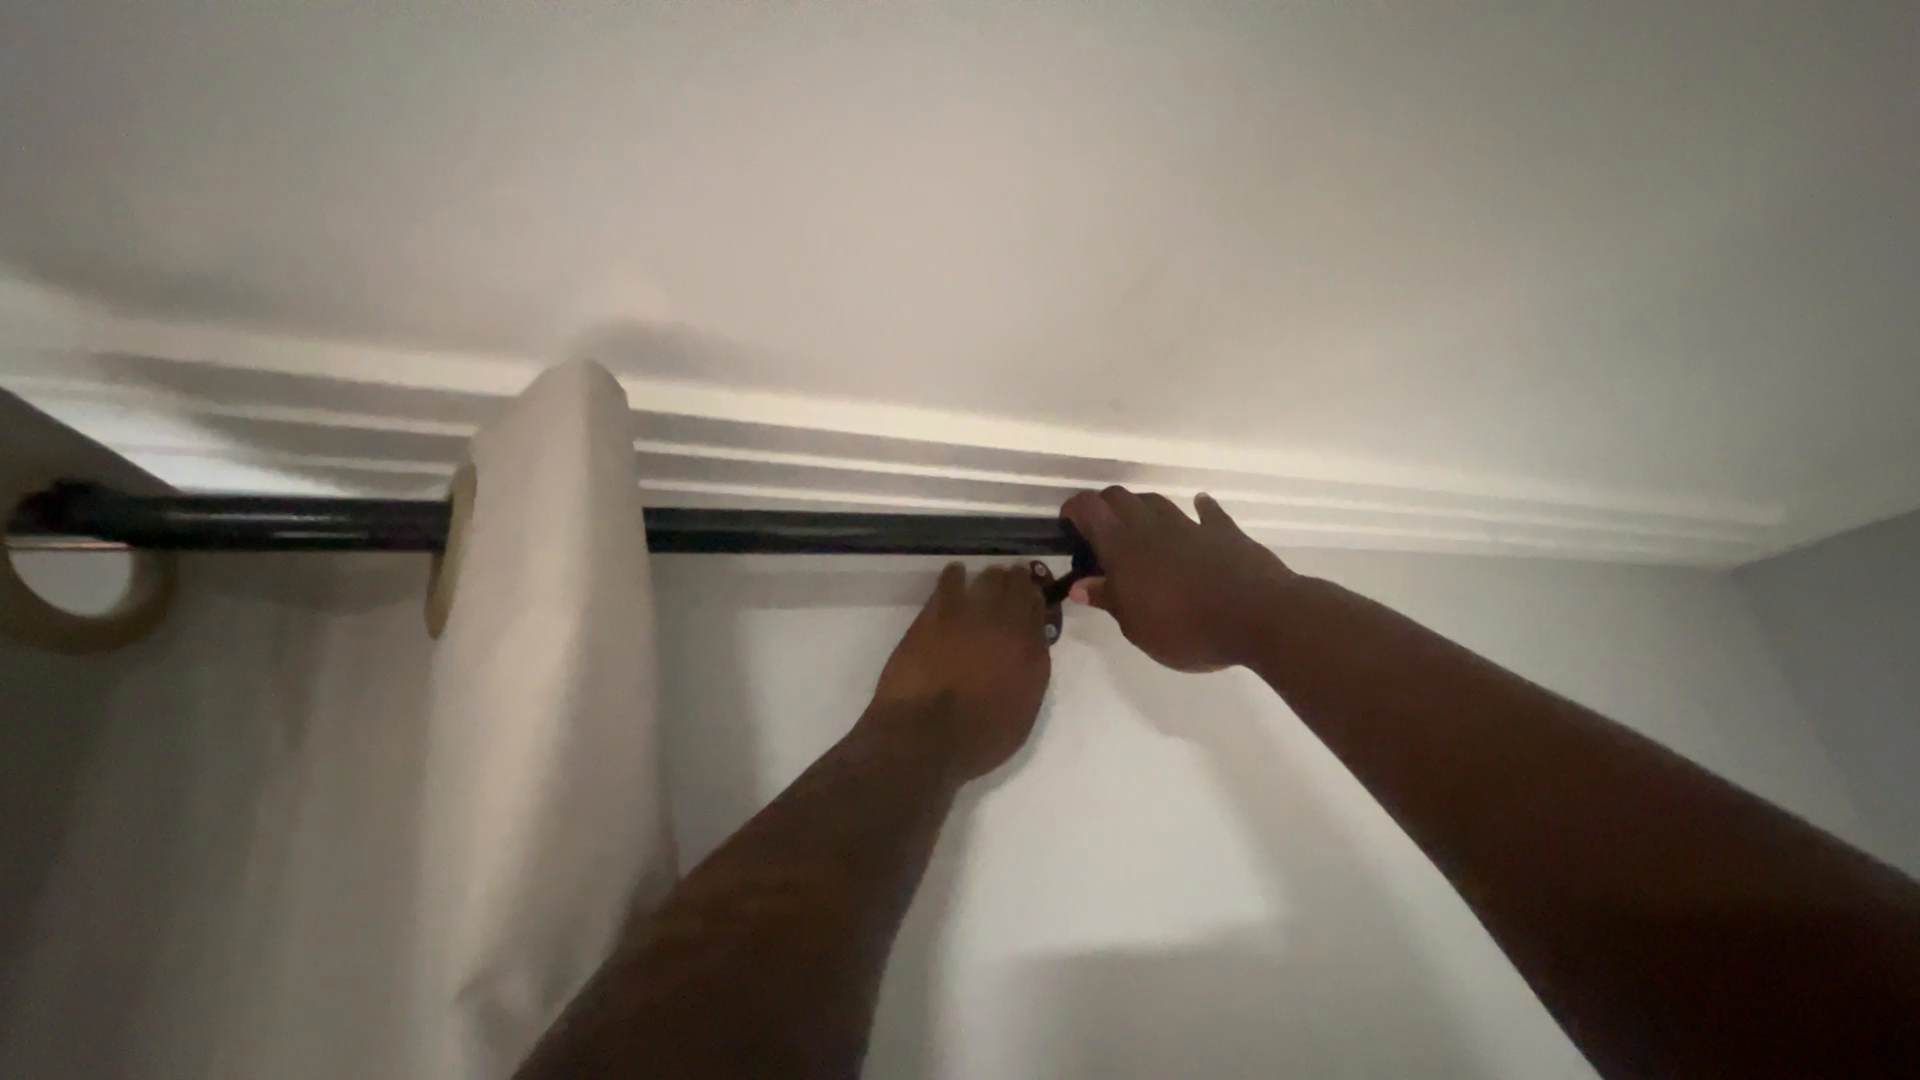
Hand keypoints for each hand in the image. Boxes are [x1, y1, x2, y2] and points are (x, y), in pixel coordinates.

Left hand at [870, 562, 1051, 779]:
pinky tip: (955, 575)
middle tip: (1013, 580)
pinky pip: (952, 579)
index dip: (1037, 601)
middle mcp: (1010, 625)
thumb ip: (1029, 677)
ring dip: (992, 578)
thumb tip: (1027, 654)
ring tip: (988, 580)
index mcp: (1033, 653)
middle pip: (1019, 588)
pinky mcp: (938, 611)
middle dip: (1018, 582)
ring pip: (990, 578)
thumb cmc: (978, 739)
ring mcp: (973, 613)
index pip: (1041, 611)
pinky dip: (956, 575)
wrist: (926, 735)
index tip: (1032, 599)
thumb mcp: (1022, 714)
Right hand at [1061, 487, 1297, 671]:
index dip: (1074, 509)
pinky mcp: (1225, 532)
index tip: (1068, 523)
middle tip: (1100, 531)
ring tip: (1140, 528)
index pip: (1089, 509)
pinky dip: (1199, 509)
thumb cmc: (1186, 630)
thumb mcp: (1136, 627)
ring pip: (1158, 502)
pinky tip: (1199, 508)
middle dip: (1104, 507)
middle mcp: (1152, 527)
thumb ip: (1108, 600)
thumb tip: (1079, 585)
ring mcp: (1191, 526)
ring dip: (1143, 508)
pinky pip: (1208, 513)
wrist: (1259, 618)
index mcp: (1123, 547)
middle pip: (1120, 497)